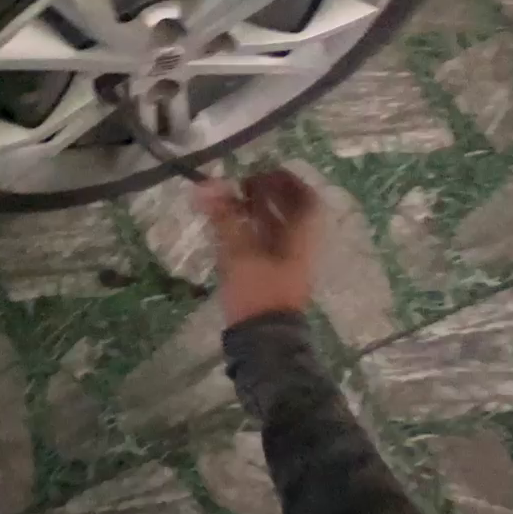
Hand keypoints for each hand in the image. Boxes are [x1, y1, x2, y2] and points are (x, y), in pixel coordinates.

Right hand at [194, 170, 319, 326]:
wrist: (263, 342)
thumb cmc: (259, 292)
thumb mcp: (239, 251)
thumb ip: (224, 217)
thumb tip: (205, 185)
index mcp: (301, 238)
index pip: (306, 200)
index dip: (288, 182)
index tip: (264, 171)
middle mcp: (298, 247)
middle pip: (289, 212)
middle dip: (267, 195)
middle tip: (242, 184)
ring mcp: (285, 263)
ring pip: (276, 228)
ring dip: (256, 211)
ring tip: (231, 201)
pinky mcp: (270, 275)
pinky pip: (263, 243)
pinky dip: (249, 229)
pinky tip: (229, 226)